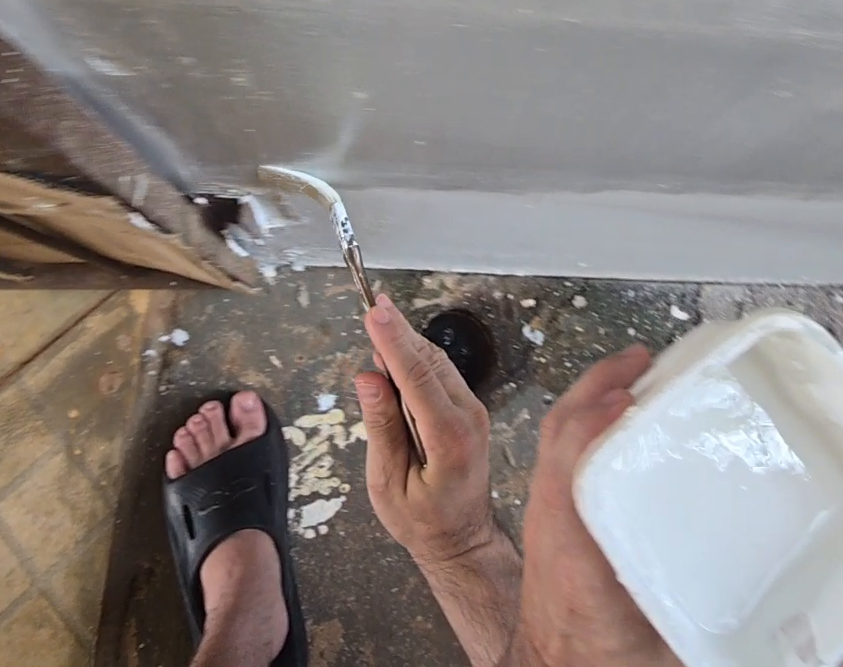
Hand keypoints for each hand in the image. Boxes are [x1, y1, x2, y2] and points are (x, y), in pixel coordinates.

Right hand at [357, 293, 520, 666]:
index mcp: (450, 438)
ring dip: (406, 340)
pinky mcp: (469, 408)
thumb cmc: (421, 520)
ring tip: (379, 319)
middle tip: (373, 303)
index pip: (418, 377)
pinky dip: (416, 357)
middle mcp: (469, 417)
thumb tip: (369, 378)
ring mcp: (474, 410)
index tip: (375, 313)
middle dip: (399, 330)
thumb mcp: (388, 483)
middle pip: (429, 360)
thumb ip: (381, 427)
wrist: (461, 539)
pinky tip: (394, 351)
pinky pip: (441, 373)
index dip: (394, 341)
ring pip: (436, 362)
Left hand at [504, 345, 680, 666]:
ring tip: (634, 374)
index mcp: (578, 557)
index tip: (630, 396)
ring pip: (554, 436)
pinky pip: (557, 450)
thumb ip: (760, 644)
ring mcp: (544, 515)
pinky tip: (617, 417)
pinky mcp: (547, 515)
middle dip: (596, 387)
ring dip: (589, 396)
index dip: (594, 425)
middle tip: (643, 360)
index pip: (570, 470)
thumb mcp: (684, 654)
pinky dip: (585, 420)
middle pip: (558, 434)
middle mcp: (552, 524)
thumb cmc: (609, 663)